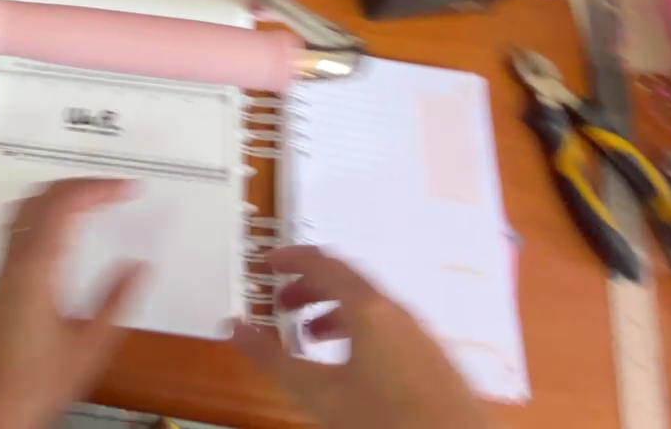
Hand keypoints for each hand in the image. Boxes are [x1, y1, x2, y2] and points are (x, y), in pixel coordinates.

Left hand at [0, 178, 149, 428]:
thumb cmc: (34, 385)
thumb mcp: (88, 350)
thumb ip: (115, 303)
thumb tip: (139, 267)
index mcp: (37, 266)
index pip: (67, 203)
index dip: (99, 187)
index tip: (129, 188)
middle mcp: (13, 257)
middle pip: (43, 195)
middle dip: (80, 184)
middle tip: (113, 190)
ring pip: (24, 206)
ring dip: (57, 193)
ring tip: (89, 200)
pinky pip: (15, 224)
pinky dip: (41, 210)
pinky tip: (57, 230)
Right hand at [232, 245, 489, 428]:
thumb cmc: (383, 420)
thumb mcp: (318, 394)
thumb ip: (271, 358)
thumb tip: (234, 326)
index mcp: (366, 306)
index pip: (322, 262)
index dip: (290, 258)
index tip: (266, 264)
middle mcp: (395, 309)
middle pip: (345, 279)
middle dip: (308, 285)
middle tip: (280, 304)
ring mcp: (421, 332)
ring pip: (369, 304)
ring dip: (332, 309)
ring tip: (310, 338)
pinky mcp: (436, 358)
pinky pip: (388, 324)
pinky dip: (359, 327)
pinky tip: (352, 364)